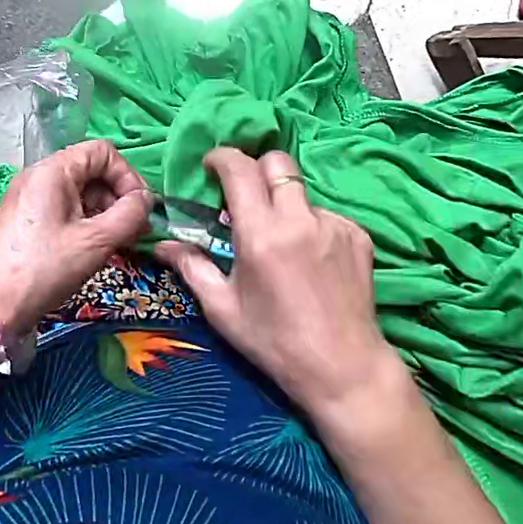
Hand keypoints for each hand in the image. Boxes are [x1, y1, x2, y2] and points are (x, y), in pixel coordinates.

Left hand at [0, 140, 151, 329]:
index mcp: (53, 171)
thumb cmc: (44, 268)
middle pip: (92, 172)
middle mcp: (39, 177)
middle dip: (119, 198)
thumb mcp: (96, 241)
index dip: (127, 175)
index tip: (140, 208)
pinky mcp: (27, 221)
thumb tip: (147, 200)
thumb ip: (130, 215)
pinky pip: (67, 211)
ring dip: (107, 214)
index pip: (102, 152)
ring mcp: (31, 199)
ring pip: (81, 194)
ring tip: (121, 244)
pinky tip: (97, 250)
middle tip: (136, 231)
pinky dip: (88, 225)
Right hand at [154, 148, 413, 425]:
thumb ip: (193, 267)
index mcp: (261, 234)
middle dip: (256, 170)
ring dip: (286, 207)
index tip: (212, 166)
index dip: (222, 158)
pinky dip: (312, 228)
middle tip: (246, 197)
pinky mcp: (358, 236)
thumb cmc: (274, 341)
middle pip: (277, 163)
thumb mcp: (223, 309)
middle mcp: (300, 219)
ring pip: (302, 194)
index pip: (240, 169)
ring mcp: (335, 225)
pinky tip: (311, 262)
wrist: (341, 366)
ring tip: (283, 246)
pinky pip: (327, 216)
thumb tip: (163, 245)